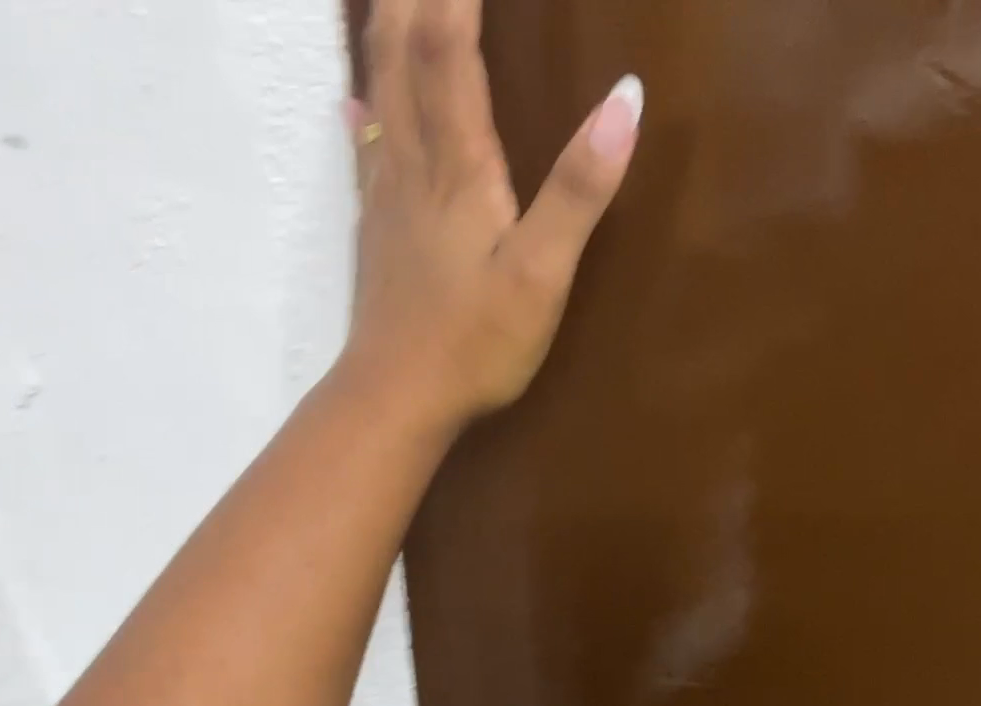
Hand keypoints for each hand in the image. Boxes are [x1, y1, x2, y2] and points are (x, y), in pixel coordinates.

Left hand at [339, 0, 641, 425]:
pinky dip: (363, 104)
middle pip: (401, 52)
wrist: (397, 395)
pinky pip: (366, 145)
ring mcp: (387, 194)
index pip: (448, 49)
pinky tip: (353, 100)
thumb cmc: (476, 341)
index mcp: (458, 167)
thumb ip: (579, 189)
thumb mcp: (542, 272)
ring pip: (379, 89)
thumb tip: (627, 99)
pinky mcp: (377, 228)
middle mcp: (413, 163)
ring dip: (385, 31)